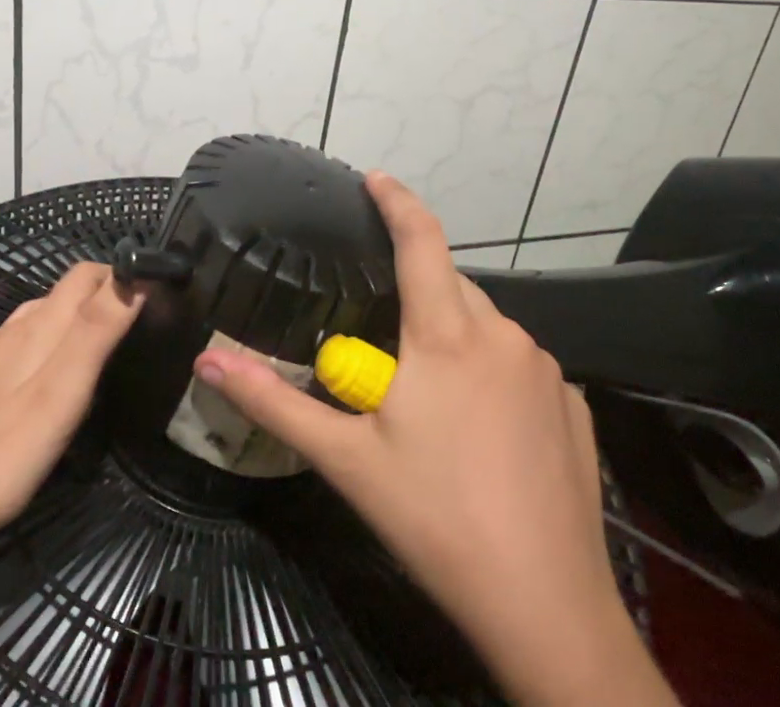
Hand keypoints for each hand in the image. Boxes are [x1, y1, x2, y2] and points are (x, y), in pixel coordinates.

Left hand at [0, 261, 144, 544]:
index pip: (89, 274)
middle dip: (111, 294)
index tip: (166, 297)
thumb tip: (133, 277)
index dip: (127, 274)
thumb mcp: (58, 393)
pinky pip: (34, 347)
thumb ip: (94, 333)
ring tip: (122, 349)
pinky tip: (70, 382)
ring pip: (51, 319)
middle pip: (70, 293)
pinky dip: (63, 348)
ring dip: (88, 320)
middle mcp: (17, 330)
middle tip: (153, 326)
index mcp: (38, 326)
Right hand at [193, 173, 673, 706]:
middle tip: (380, 350)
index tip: (375, 179)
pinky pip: (520, 367)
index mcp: (447, 336)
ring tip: (426, 400)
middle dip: (415, 295)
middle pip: (453, 288)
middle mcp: (504, 337)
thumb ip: (272, 403)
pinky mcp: (574, 406)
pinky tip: (478, 432)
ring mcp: (548, 371)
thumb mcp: (345, 460)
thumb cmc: (434, 518)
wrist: (543, 600)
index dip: (397, 202)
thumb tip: (206, 363)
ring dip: (453, 341)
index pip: (422, 242)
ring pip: (487, 330)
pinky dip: (491, 376)